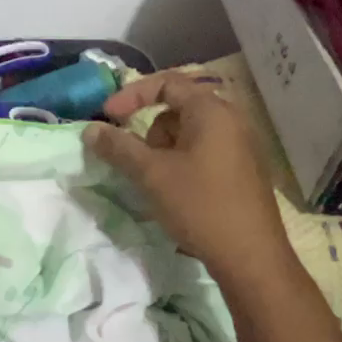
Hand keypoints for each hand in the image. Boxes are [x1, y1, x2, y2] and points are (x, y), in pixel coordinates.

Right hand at [84, 73, 288, 273]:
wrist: (251, 258)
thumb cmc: (200, 206)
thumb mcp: (151, 174)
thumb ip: (118, 147)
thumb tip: (90, 129)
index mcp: (212, 112)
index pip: (167, 83)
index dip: (132, 95)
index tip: (108, 117)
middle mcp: (231, 121)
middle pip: (178, 108)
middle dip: (149, 129)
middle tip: (137, 158)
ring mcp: (241, 147)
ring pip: (189, 132)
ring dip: (164, 149)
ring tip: (157, 181)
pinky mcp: (243, 171)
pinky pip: (204, 151)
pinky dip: (182, 162)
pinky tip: (177, 193)